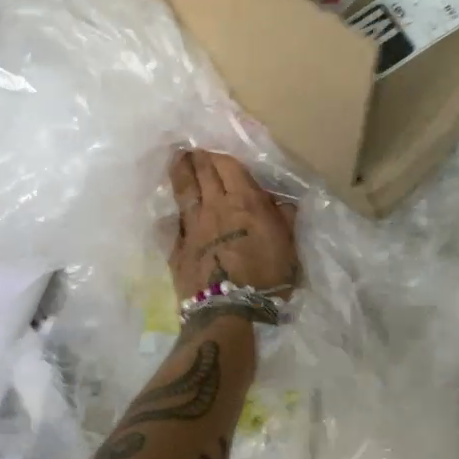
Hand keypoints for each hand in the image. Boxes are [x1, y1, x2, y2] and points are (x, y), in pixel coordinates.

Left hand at [168, 149, 298, 301]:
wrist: (230, 311)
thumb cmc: (268, 278)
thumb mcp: (288, 246)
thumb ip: (283, 219)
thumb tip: (280, 201)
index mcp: (245, 201)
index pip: (228, 165)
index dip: (219, 154)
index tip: (215, 146)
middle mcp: (215, 207)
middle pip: (202, 173)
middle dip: (198, 157)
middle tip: (192, 148)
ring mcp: (192, 226)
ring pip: (184, 191)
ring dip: (181, 173)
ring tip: (177, 162)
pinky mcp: (178, 247)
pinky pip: (174, 222)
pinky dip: (174, 210)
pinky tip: (171, 207)